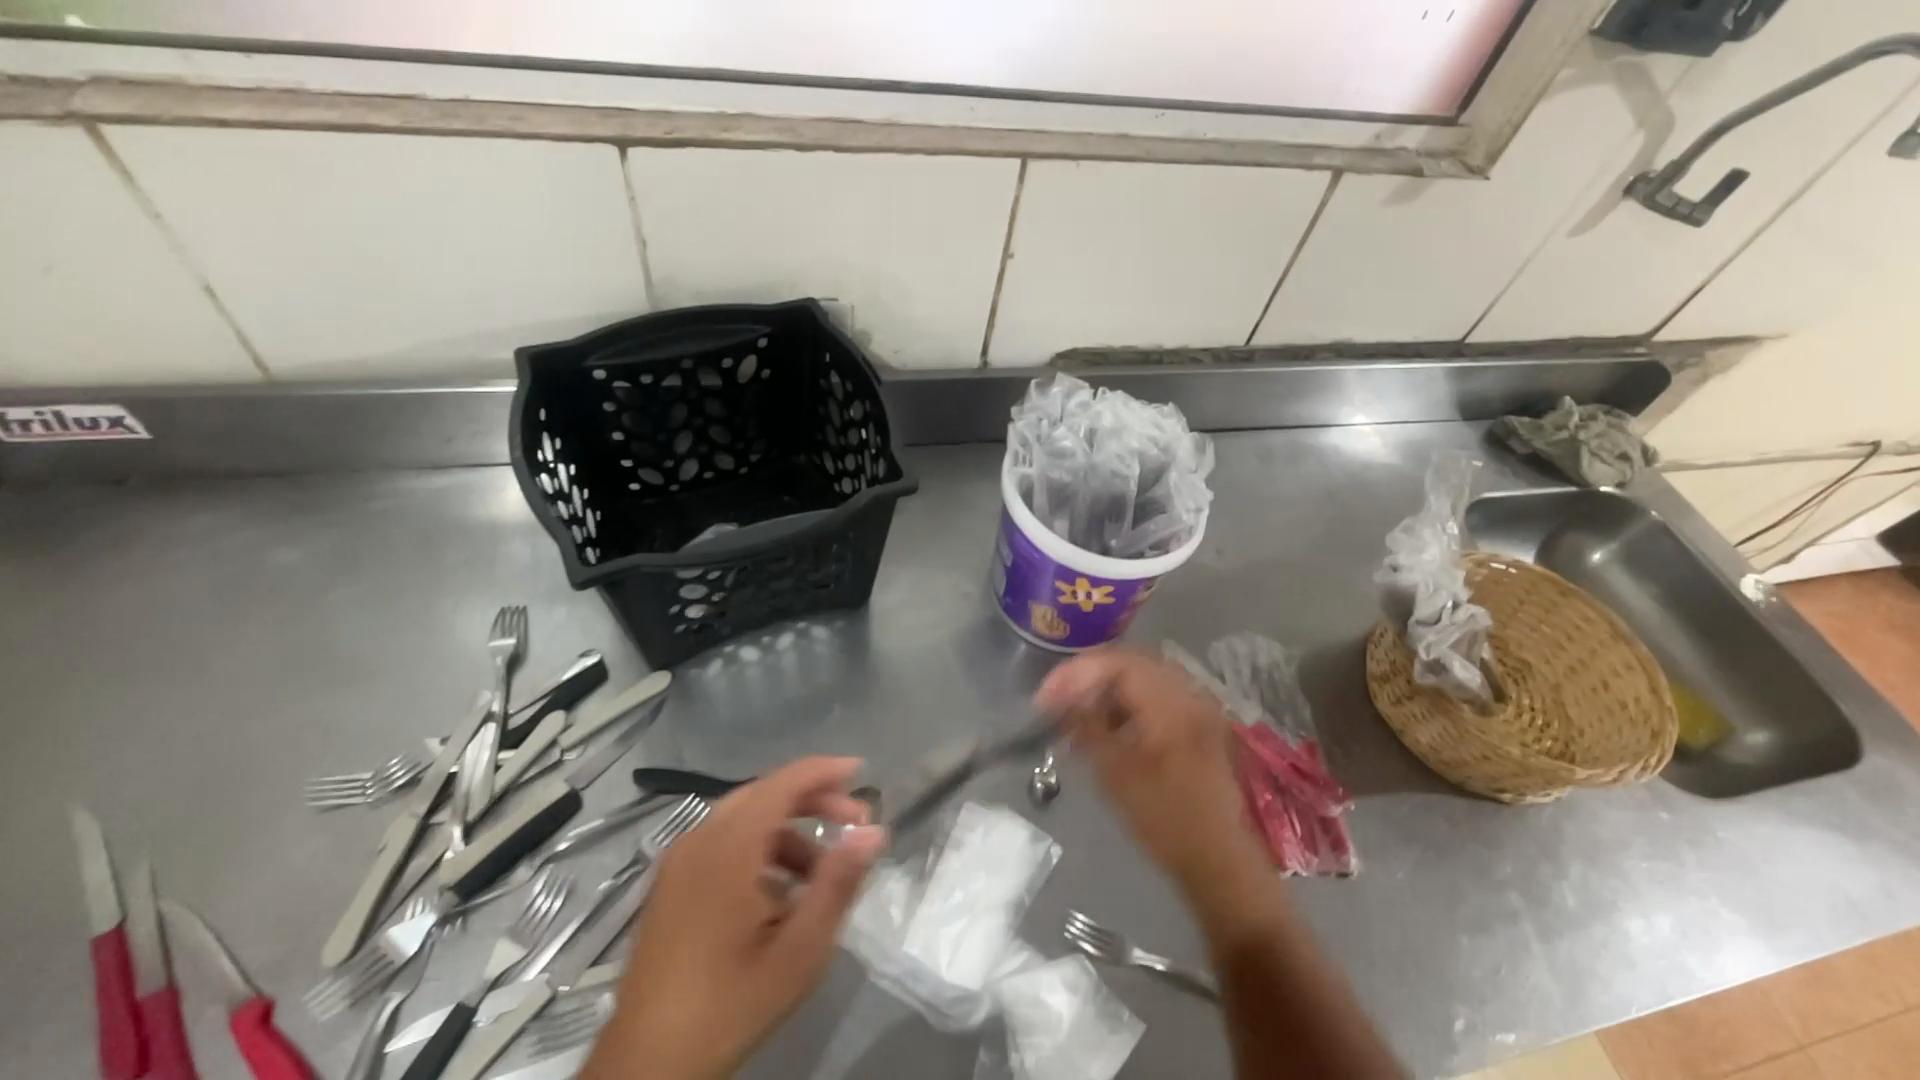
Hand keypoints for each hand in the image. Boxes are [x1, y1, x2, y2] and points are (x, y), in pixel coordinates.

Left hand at [584, 757, 884, 1079]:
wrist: (650, 1060)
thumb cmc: (732, 1002)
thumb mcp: (800, 949)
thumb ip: (838, 882)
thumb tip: (873, 831)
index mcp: (727, 849)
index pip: (781, 784)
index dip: (823, 771)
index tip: (861, 772)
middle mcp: (697, 842)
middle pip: (762, 796)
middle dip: (811, 801)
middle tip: (854, 824)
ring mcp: (678, 864)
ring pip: (741, 821)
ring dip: (787, 831)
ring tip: (821, 872)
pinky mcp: (670, 887)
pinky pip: (721, 845)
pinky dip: (758, 850)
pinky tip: (780, 895)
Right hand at [1035, 648, 1262, 889]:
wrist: (1219, 861)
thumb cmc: (1166, 822)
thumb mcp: (1116, 775)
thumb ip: (1087, 727)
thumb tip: (1060, 699)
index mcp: (1172, 704)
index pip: (1118, 663)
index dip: (1076, 672)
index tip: (1045, 697)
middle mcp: (1190, 696)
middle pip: (1132, 665)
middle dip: (1089, 678)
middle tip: (1057, 702)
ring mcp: (1199, 710)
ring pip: (1144, 680)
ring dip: (1107, 691)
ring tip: (1076, 715)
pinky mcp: (1199, 727)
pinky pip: (1157, 698)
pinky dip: (1127, 705)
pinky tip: (1106, 728)